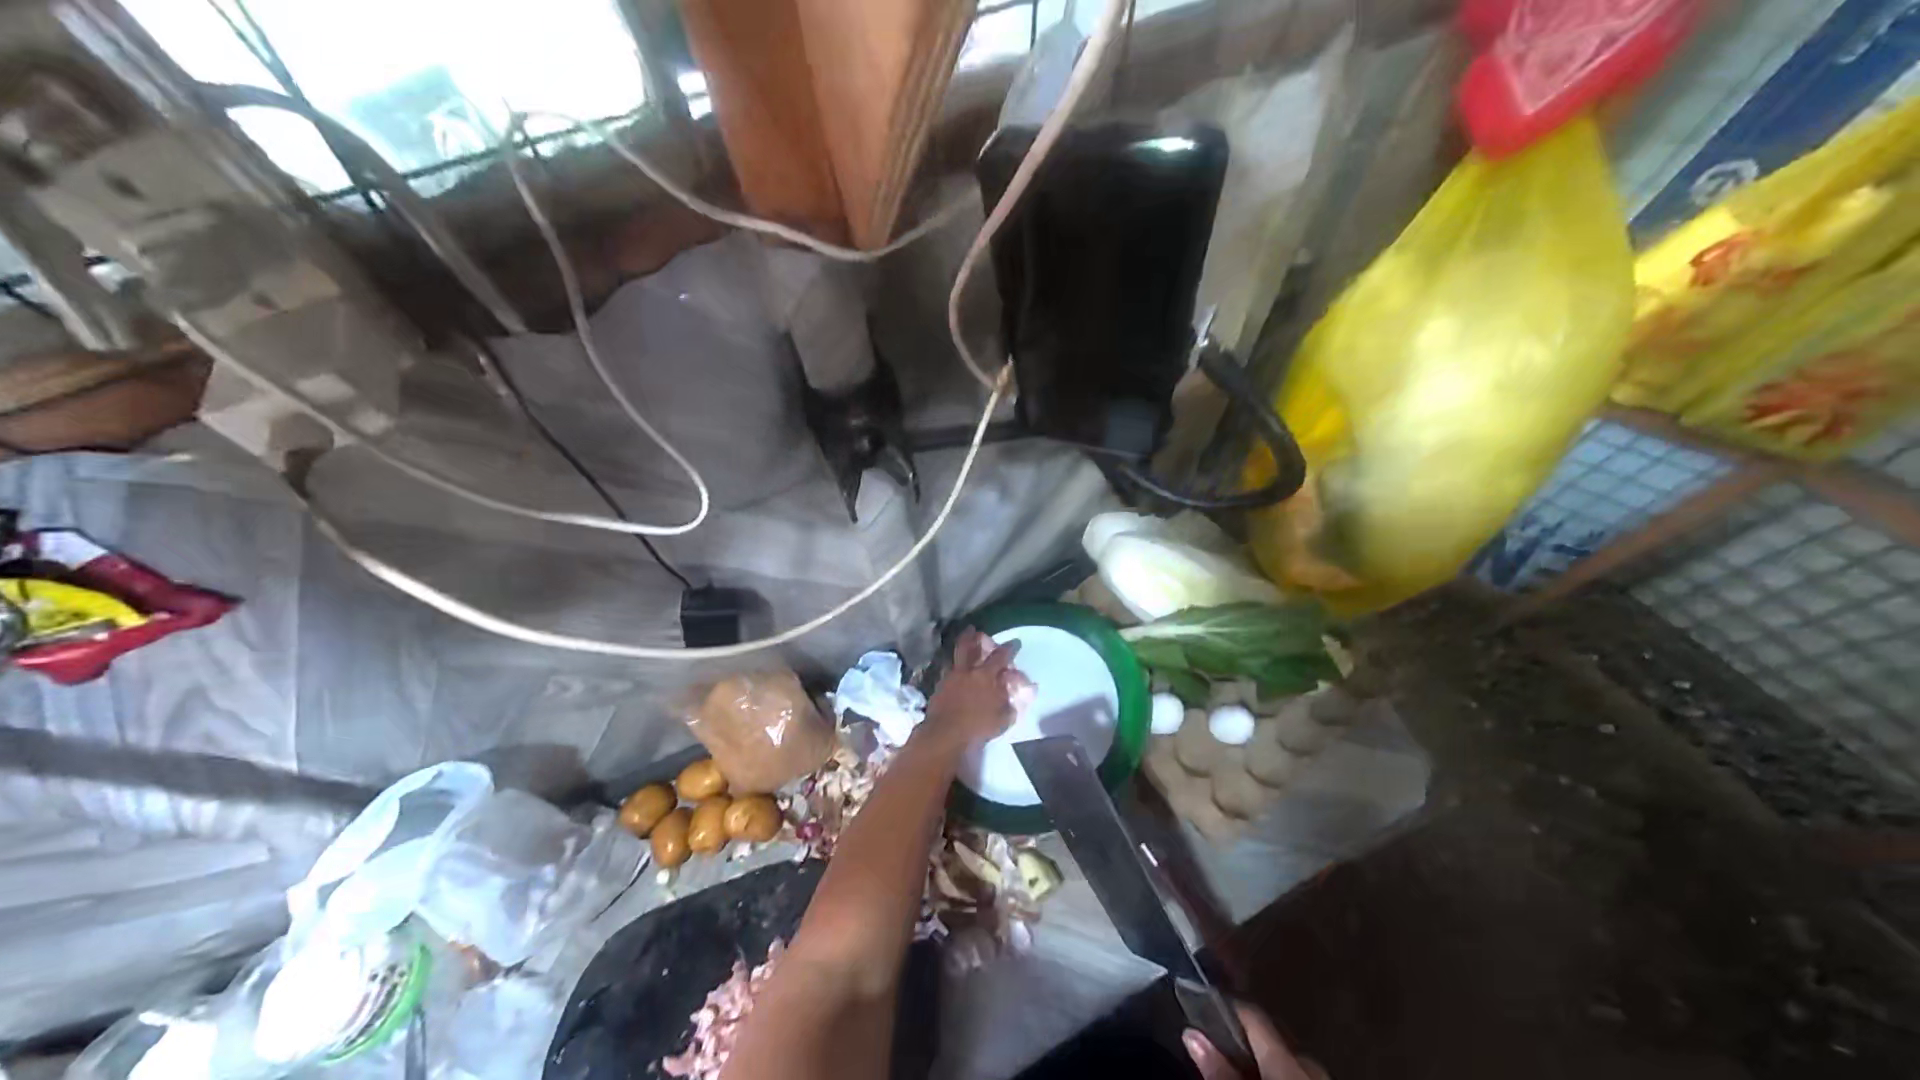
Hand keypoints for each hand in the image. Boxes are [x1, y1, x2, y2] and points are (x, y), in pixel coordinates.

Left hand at [924, 629, 1025, 747]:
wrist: (945, 734)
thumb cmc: (978, 727)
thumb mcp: (1003, 718)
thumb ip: (1009, 702)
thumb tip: (1011, 691)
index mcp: (985, 676)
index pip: (1000, 657)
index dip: (1009, 648)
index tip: (1014, 642)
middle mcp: (967, 671)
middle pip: (968, 647)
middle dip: (971, 636)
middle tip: (973, 628)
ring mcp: (950, 678)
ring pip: (955, 658)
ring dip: (959, 651)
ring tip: (962, 647)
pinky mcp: (939, 687)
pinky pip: (948, 672)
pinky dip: (953, 669)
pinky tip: (955, 673)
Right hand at [1183, 1003, 1327, 1079]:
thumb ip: (1219, 1074)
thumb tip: (1191, 1034)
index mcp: (1287, 1059)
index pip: (1253, 1012)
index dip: (1226, 1005)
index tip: (1201, 1003)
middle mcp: (1309, 1063)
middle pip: (1273, 1034)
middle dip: (1245, 1034)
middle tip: (1215, 1041)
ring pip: (1291, 1058)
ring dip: (1265, 1058)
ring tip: (1240, 1069)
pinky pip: (1302, 1076)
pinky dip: (1282, 1075)